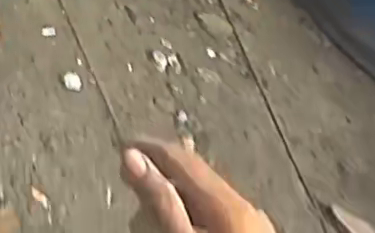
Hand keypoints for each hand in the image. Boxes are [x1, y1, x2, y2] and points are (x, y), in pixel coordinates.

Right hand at [122, 140, 274, 232]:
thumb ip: (158, 200)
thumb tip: (130, 156)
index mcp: (228, 203)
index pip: (178, 156)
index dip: (145, 148)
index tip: (120, 153)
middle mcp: (245, 207)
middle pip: (191, 175)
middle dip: (159, 180)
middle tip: (132, 190)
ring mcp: (254, 227)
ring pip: (203, 198)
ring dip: (174, 201)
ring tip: (152, 221)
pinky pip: (216, 217)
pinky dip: (192, 218)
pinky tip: (180, 230)